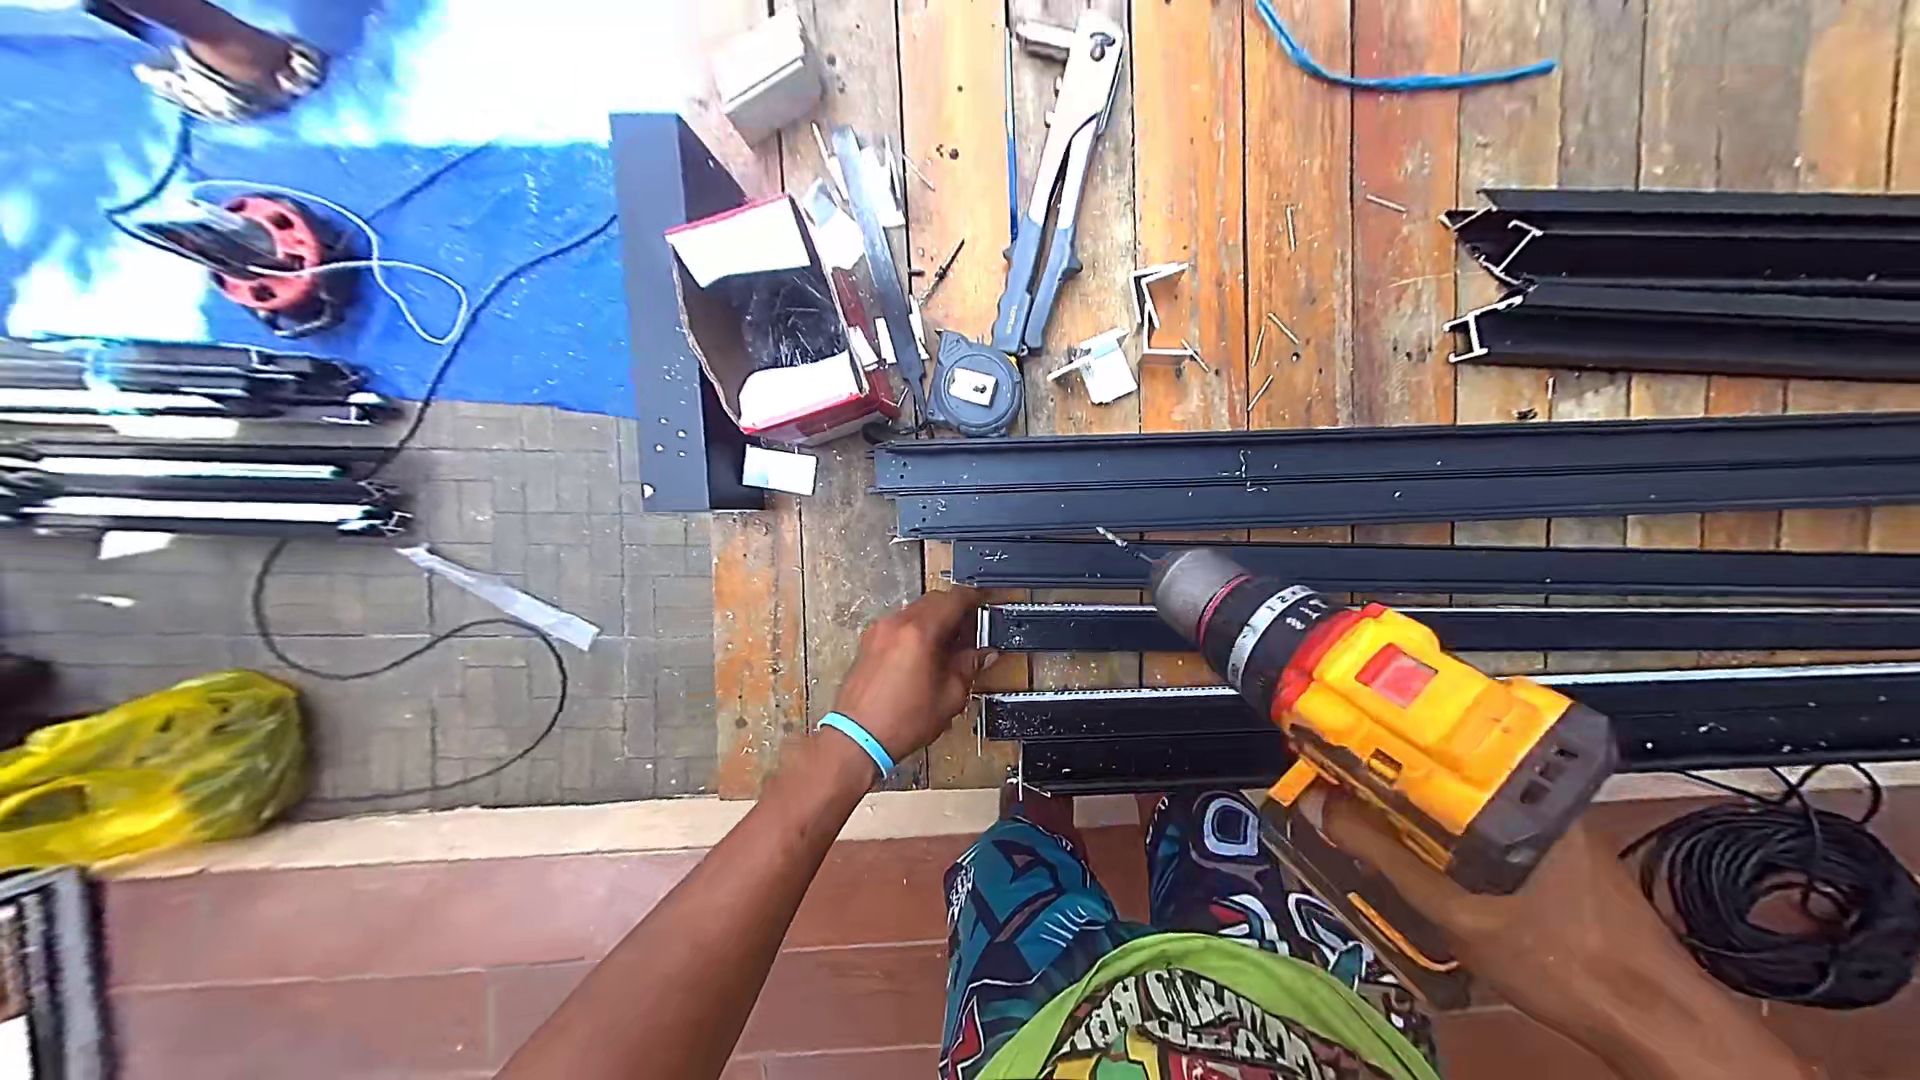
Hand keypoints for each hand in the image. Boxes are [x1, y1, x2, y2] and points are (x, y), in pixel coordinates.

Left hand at [832, 587, 996, 762]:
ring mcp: (879, 631)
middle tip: (971, 632)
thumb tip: (983, 656)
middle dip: (955, 611)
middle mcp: (896, 624)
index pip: (954, 599)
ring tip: (948, 648)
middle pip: (934, 601)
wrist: (858, 738)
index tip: (984, 602)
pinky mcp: (868, 642)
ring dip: (935, 621)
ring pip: (915, 611)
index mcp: (920, 632)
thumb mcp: (949, 696)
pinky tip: (924, 655)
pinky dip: (915, 630)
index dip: (974, 599)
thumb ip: (969, 668)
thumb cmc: (900, 721)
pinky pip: (899, 625)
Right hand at [1315, 793, 1816, 1079]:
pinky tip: (1418, 851)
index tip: (1327, 748)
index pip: (1426, 743)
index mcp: (1514, 793)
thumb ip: (1379, 852)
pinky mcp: (1552, 847)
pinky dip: (1440, 827)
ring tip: (1363, 814)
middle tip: (1335, 785)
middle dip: (1383, 774)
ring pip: (1456, 795)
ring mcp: (1547, 820)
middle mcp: (1532, 794)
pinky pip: (1476, 820)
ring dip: (1409, 803)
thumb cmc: (1555, 958)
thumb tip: (1315, 803)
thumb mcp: (1451, 908)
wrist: (1654, 1023)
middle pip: (1437, 767)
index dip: (1371, 743)